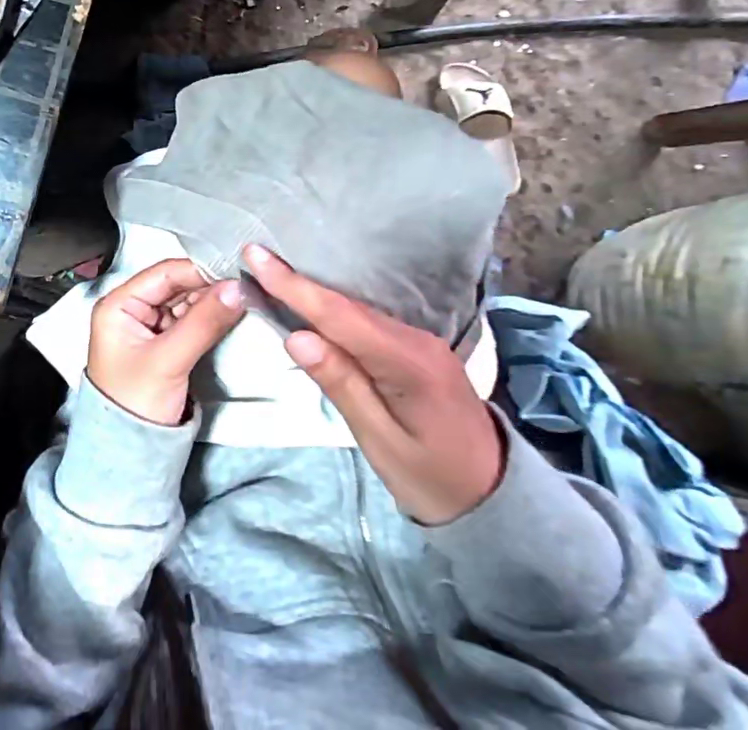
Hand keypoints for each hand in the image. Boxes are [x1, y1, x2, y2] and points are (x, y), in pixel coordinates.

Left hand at [87, 258, 246, 425]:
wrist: (128, 453)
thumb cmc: (135, 402)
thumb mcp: (169, 360)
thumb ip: (203, 322)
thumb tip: (237, 288)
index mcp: (119, 305)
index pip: (163, 274)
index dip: (199, 271)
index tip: (235, 273)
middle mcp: (132, 309)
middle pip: (177, 285)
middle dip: (209, 286)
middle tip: (246, 286)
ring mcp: (149, 326)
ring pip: (187, 302)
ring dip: (212, 301)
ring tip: (244, 298)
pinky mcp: (165, 343)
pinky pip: (190, 320)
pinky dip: (209, 317)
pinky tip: (231, 313)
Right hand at [242, 244, 504, 523]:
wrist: (492, 493)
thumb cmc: (432, 477)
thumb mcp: (380, 441)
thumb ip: (342, 385)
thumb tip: (296, 337)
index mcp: (408, 362)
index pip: (339, 316)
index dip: (294, 285)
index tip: (257, 254)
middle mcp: (416, 339)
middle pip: (346, 305)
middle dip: (298, 280)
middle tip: (255, 254)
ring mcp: (419, 340)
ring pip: (357, 309)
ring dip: (314, 291)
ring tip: (272, 271)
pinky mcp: (415, 348)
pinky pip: (368, 321)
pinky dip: (334, 309)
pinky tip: (312, 302)